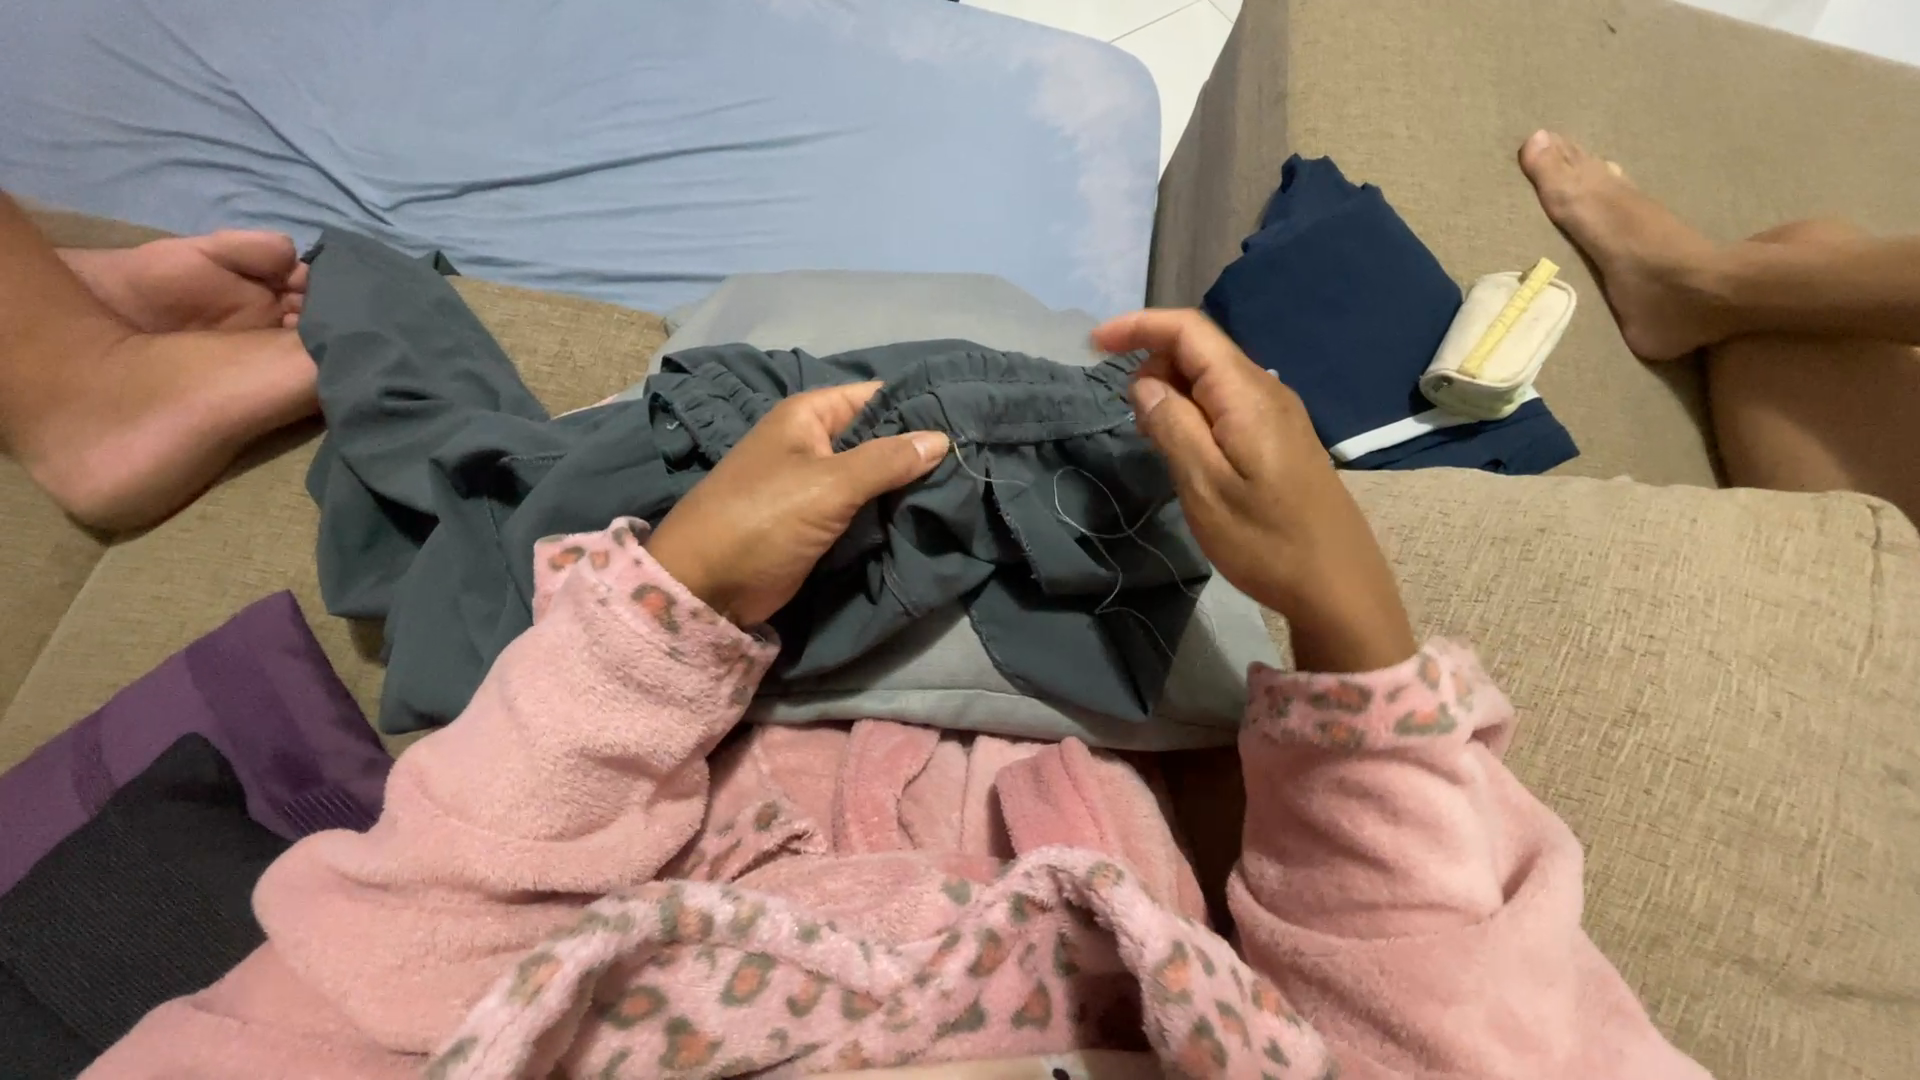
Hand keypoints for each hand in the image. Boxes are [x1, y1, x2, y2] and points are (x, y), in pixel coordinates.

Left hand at [645, 383, 948, 626]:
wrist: (708, 587)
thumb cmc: (763, 519)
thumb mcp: (829, 484)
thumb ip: (887, 460)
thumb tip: (941, 439)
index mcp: (809, 416)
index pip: (876, 396)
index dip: (919, 405)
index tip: (970, 418)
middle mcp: (815, 442)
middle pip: (878, 436)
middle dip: (919, 448)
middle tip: (976, 457)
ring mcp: (817, 484)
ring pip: (875, 474)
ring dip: (909, 483)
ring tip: (964, 484)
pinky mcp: (820, 521)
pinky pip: (864, 507)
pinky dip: (891, 510)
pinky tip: (930, 513)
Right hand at [1092, 309, 1415, 672]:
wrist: (1337, 586)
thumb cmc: (1266, 541)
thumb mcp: (1205, 487)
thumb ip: (1172, 426)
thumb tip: (1144, 383)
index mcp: (1247, 395)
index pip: (1190, 331)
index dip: (1139, 326)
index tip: (1094, 344)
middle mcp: (1266, 391)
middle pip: (1201, 350)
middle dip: (1152, 362)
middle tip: (1127, 414)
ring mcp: (1277, 415)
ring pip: (1212, 378)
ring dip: (1171, 391)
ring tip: (1149, 435)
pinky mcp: (1279, 439)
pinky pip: (1226, 404)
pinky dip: (1193, 411)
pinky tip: (1182, 448)